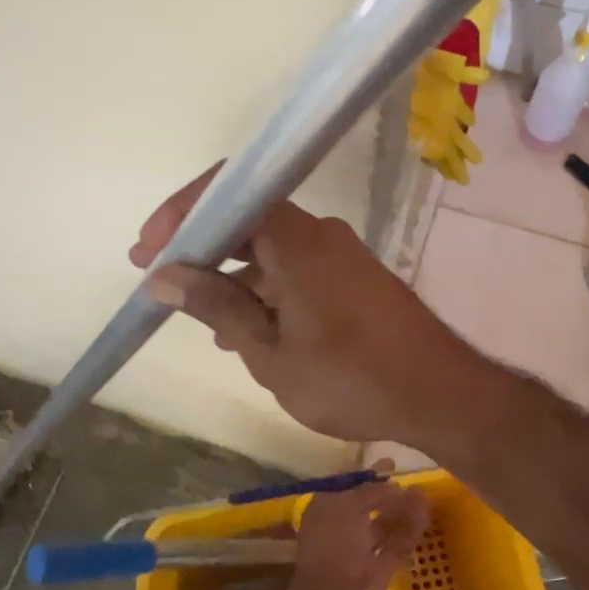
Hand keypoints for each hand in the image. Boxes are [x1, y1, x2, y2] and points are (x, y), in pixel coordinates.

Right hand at [131, 164, 481, 443]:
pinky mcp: (354, 281)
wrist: (441, 396)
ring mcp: (341, 257)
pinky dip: (264, 292)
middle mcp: (320, 235)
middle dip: (200, 248)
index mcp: (297, 239)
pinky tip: (246, 334)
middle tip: (159, 282)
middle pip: (249, 220)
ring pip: (271, 251)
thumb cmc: (350, 378)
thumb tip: (165, 276)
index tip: (147, 252)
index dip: (182, 214)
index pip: (231, 193)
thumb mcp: (270, 352)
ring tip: (201, 322)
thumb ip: (217, 307)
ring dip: (232, 278)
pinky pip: (295, 271)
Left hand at [282, 478, 429, 589]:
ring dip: (402, 511)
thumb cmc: (334, 547)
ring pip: (383, 525)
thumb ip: (370, 492)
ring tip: (423, 495)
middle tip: (411, 480)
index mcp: (324, 510)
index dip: (366, 475)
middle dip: (387, 493)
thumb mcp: (348, 508)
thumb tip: (393, 484)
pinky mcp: (377, 570)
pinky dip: (409, 531)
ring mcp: (358, 550)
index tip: (390, 464)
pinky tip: (425, 516)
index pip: (345, 486)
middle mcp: (339, 528)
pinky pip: (396, 545)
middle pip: (366, 505)